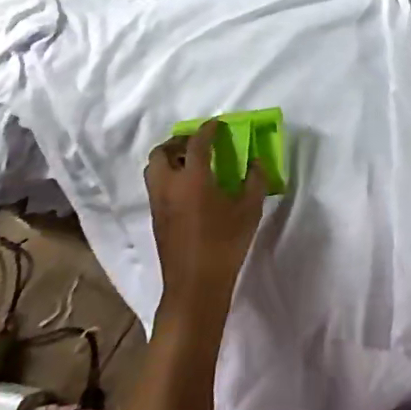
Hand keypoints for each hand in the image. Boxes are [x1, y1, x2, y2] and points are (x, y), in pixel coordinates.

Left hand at [145, 121, 266, 324]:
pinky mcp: (156, 218)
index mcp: (192, 178)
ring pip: (154, 169)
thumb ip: (255, 181)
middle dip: (179, 142)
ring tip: (191, 164)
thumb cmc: (225, 244)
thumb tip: (256, 162)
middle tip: (198, 144)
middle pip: (163, 152)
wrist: (195, 285)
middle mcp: (169, 184)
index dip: (207, 129)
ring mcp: (158, 202)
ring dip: (169, 158)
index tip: (217, 124)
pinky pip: (156, 185)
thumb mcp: (249, 211)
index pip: (197, 143)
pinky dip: (168, 176)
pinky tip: (188, 189)